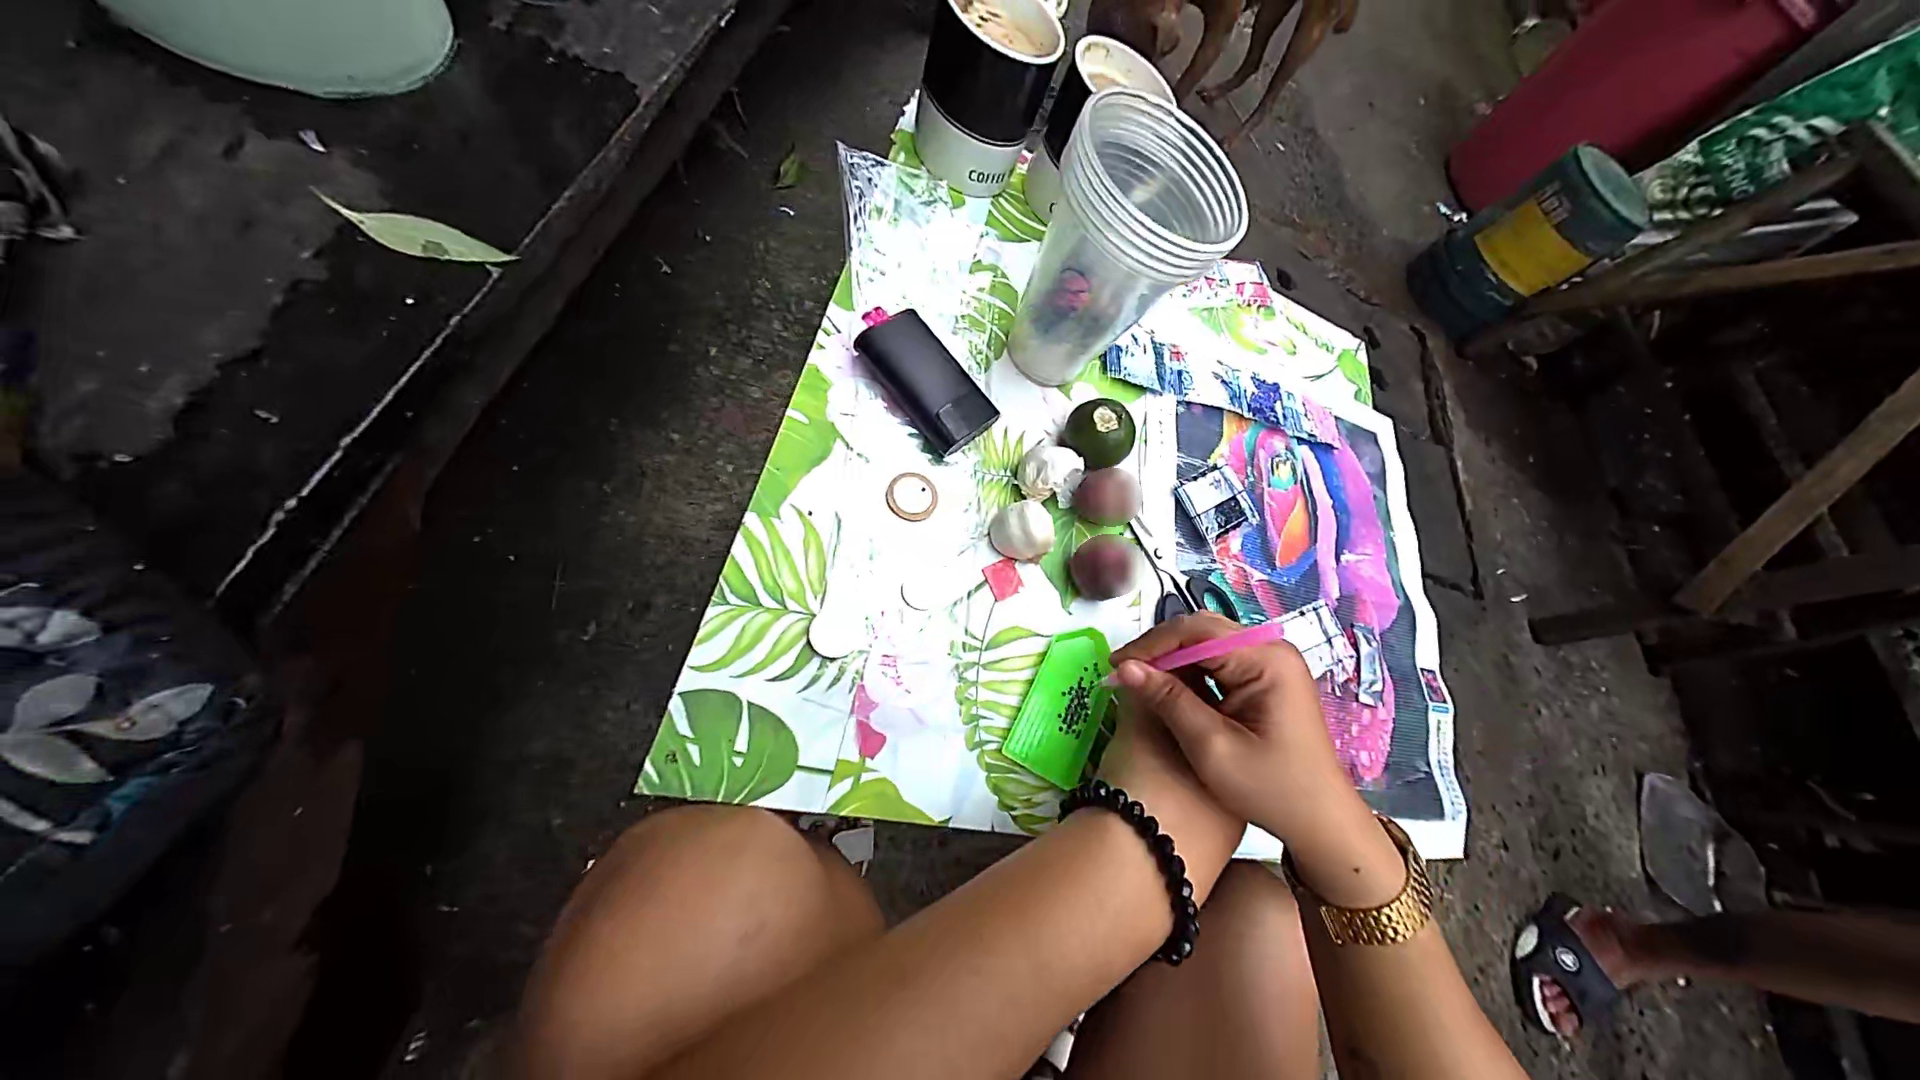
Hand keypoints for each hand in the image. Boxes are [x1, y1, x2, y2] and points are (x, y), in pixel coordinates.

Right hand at [1109, 615, 1398, 903]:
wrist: (1320, 821)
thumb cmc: (1270, 789)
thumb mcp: (1210, 746)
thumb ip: (1167, 700)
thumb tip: (1123, 668)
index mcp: (1266, 660)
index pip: (1195, 631)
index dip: (1150, 644)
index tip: (1115, 667)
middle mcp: (1271, 649)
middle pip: (1200, 630)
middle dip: (1158, 648)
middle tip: (1122, 673)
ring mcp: (1270, 661)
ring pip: (1205, 643)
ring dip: (1170, 658)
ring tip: (1138, 680)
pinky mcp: (1265, 676)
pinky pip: (1217, 660)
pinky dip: (1188, 670)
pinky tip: (1166, 687)